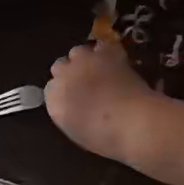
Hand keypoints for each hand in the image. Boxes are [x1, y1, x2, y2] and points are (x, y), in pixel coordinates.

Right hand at [45, 39, 161, 161]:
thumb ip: (70, 114)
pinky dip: (107, 53)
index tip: (73, 99)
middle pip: (59, 66)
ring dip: (85, 59)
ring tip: (99, 69)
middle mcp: (64, 77)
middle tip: (85, 82)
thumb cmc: (107, 138)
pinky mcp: (106, 53)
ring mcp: (84, 62)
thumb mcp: (78, 132)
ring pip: (77, 52)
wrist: (132, 123)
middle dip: (70, 72)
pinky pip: (102, 46)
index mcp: (54, 101)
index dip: (63, 92)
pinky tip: (116, 62)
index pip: (50, 89)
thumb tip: (76, 107)